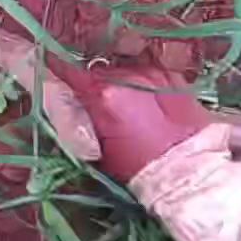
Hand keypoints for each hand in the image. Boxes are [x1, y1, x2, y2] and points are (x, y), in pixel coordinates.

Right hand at [55, 66, 209, 182]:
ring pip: (123, 70)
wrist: (190, 173)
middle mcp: (127, 76)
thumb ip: (79, 119)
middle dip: (94, 84)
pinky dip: (142, 84)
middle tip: (97, 105)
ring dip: (119, 83)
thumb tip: (65, 100)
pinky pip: (148, 74)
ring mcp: (153, 74)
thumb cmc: (137, 168)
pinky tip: (145, 103)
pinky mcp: (174, 77)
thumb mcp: (98, 147)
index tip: (50, 66)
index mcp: (103, 94)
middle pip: (98, 71)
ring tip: (124, 105)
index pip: (68, 70)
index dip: (57, 68)